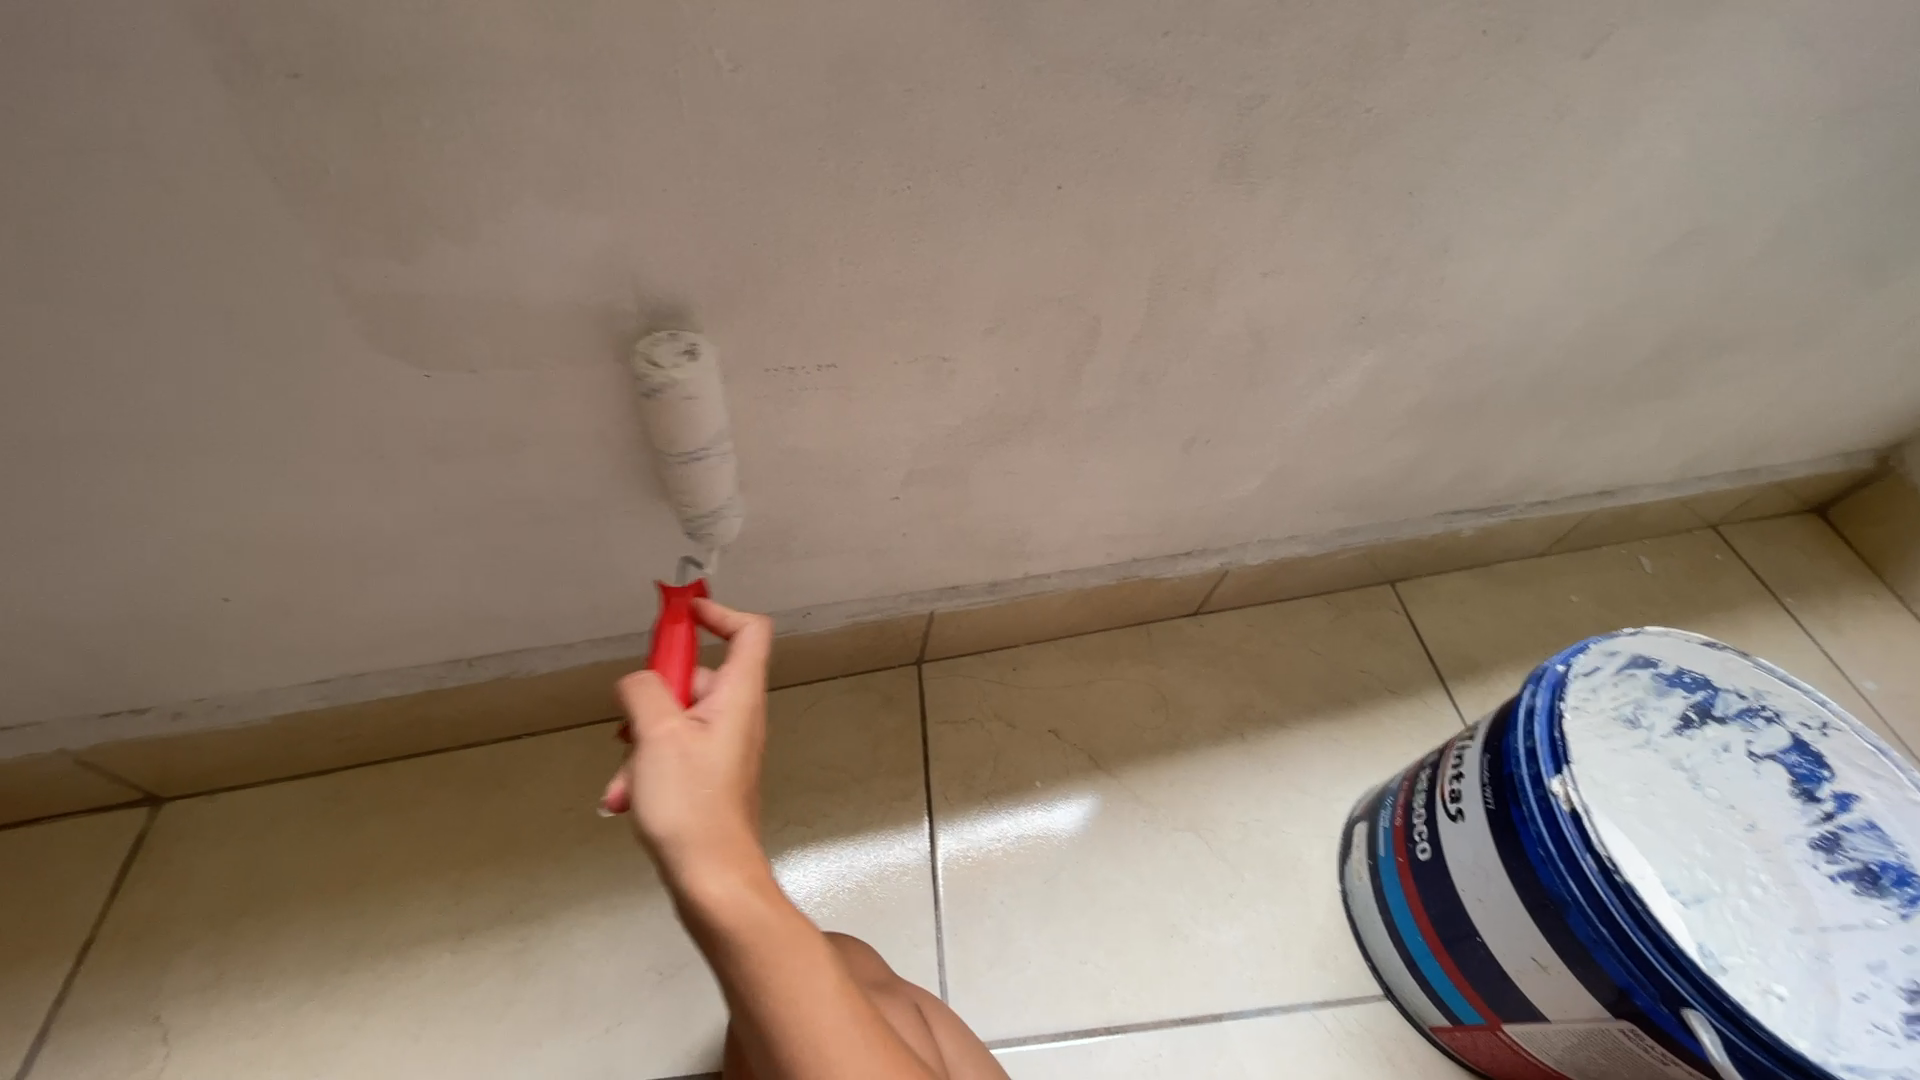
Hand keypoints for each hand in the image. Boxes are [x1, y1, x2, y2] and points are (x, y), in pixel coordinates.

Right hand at [602, 598, 774, 885]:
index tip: (681, 615)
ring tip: (625, 781)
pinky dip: (648, 768)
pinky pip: (676, 752)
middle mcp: (740, 713)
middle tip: (627, 727)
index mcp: (740, 694)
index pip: (750, 630)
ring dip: (642, 744)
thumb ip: (644, 691)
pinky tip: (626, 798)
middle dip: (653, 699)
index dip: (719, 613)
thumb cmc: (691, 801)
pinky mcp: (713, 773)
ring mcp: (727, 744)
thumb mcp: (657, 735)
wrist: (712, 876)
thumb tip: (638, 680)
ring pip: (677, 720)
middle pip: (699, 677)